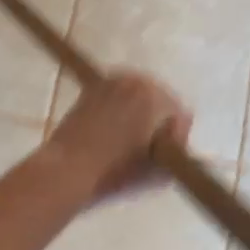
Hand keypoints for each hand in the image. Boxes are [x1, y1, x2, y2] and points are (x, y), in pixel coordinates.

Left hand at [44, 70, 191, 203]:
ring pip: (139, 94)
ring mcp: (114, 79)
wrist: (68, 167)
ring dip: (140, 111)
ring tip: (129, 138)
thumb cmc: (115, 170)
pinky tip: (112, 128)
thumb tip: (178, 143)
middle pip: (161, 98)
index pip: (181, 114)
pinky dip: (120, 107)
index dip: (177, 137)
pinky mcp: (95, 85)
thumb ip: (177, 151)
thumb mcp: (157, 168)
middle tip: (149, 146)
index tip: (165, 155)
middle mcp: (137, 79)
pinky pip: (119, 93)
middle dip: (158, 119)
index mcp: (156, 96)